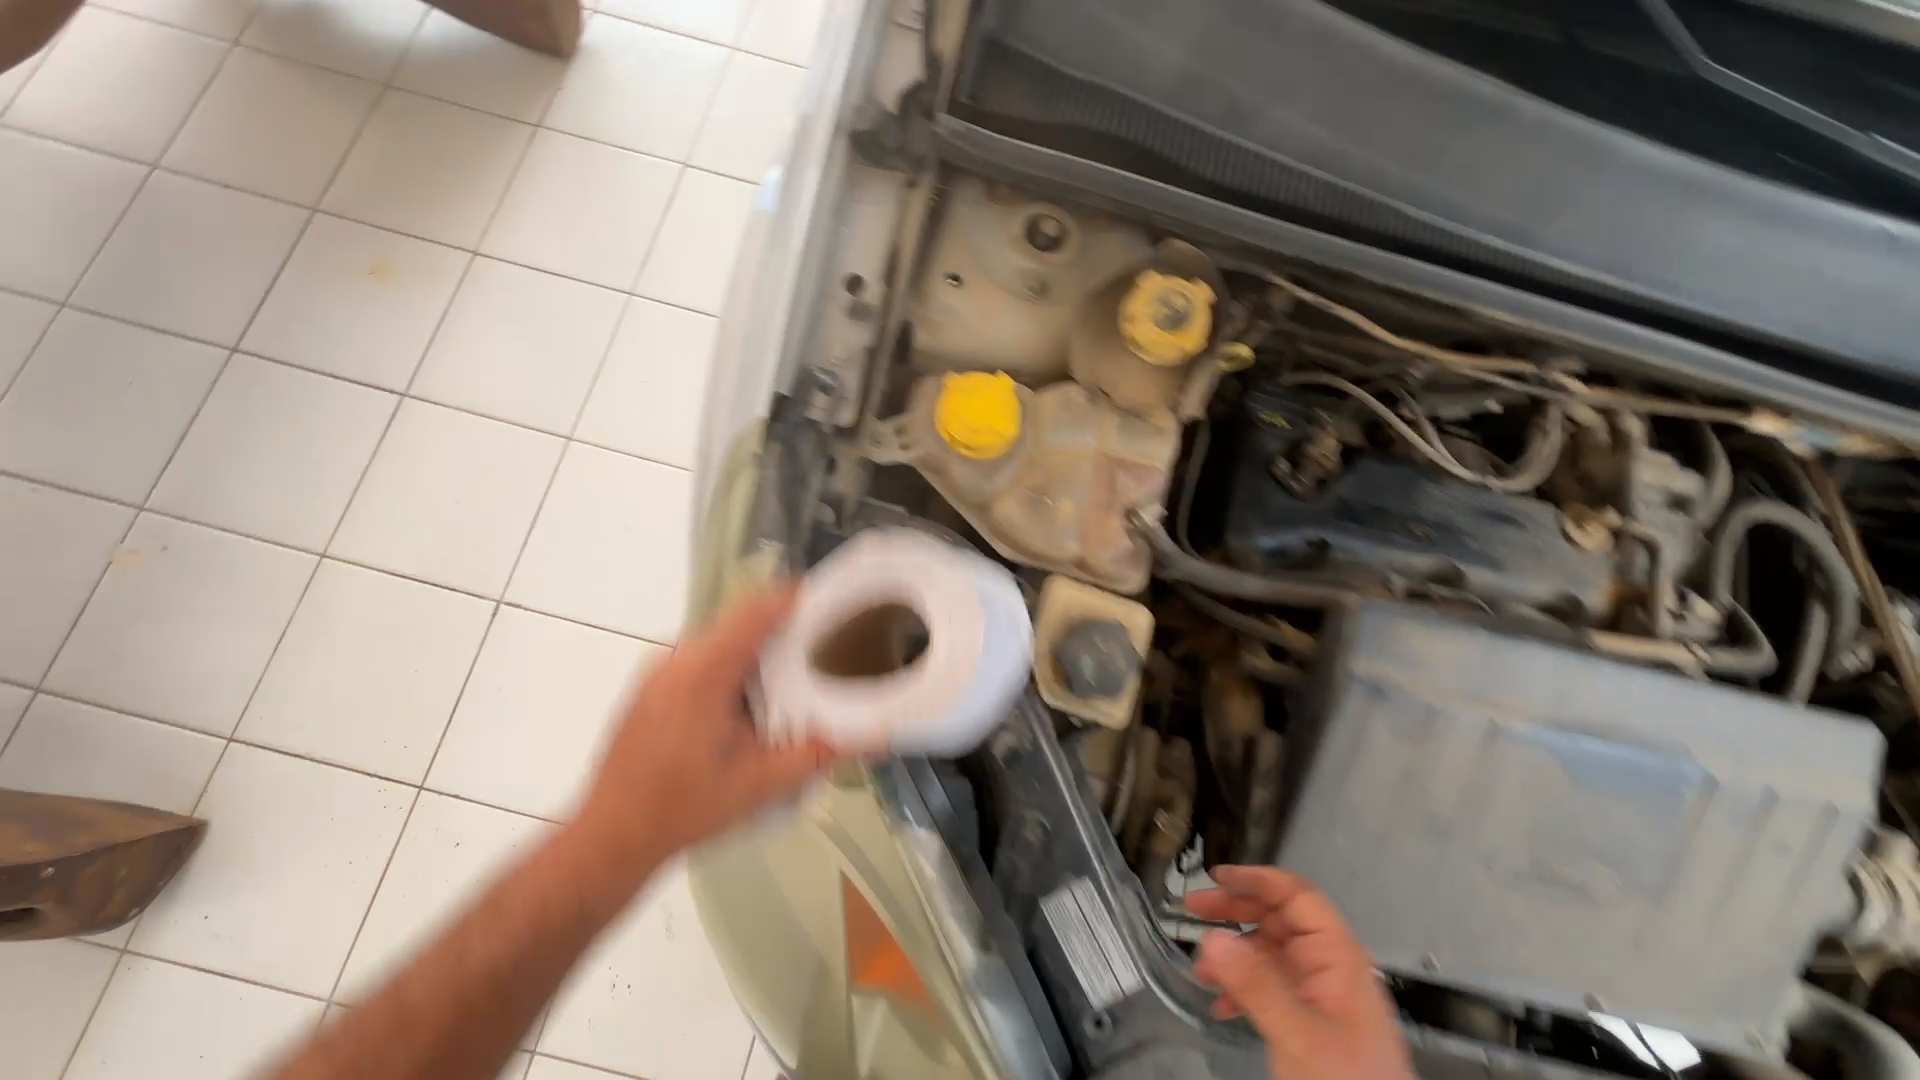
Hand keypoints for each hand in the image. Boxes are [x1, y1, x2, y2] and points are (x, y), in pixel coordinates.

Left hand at [574, 586, 837, 871]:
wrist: (608, 839)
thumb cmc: (685, 807)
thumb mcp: (761, 785)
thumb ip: (819, 754)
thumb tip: (876, 737)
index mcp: (704, 671)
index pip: (755, 612)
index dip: (793, 598)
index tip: (829, 598)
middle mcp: (676, 659)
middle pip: (738, 627)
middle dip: (781, 634)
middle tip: (822, 652)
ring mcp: (656, 673)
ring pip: (717, 646)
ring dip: (753, 658)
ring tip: (789, 686)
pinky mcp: (646, 690)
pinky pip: (696, 663)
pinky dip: (728, 673)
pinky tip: (744, 712)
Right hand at [1189, 865, 1412, 1079]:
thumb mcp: (1300, 1037)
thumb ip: (1257, 986)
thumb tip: (1212, 937)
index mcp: (1338, 957)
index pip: (1298, 896)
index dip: (1258, 880)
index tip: (1216, 876)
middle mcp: (1330, 966)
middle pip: (1279, 918)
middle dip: (1235, 910)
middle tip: (1192, 911)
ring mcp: (1320, 994)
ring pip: (1270, 952)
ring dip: (1234, 954)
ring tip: (1200, 968)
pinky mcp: (1309, 1021)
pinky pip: (1270, 987)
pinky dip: (1242, 989)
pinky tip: (1221, 1006)